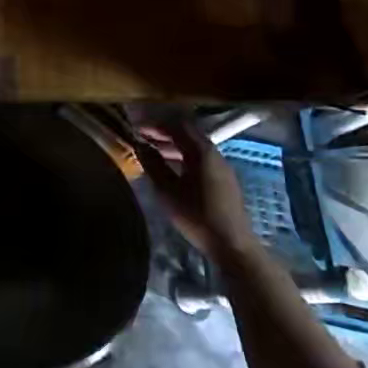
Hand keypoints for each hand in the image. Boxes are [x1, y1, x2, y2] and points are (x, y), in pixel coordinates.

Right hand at [136, 118, 257, 260]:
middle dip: (163, 133)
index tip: (136, 127)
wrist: (231, 243)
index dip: (155, 124)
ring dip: (172, 145)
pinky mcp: (223, 179)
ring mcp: (221, 166)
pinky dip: (182, 156)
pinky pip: (200, 158)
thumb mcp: (167, 190)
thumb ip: (153, 164)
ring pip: (194, 147)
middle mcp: (214, 153)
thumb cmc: (196, 215)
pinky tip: (171, 168)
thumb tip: (140, 145)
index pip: (177, 126)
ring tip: (151, 151)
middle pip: (187, 134)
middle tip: (142, 137)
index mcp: (201, 152)